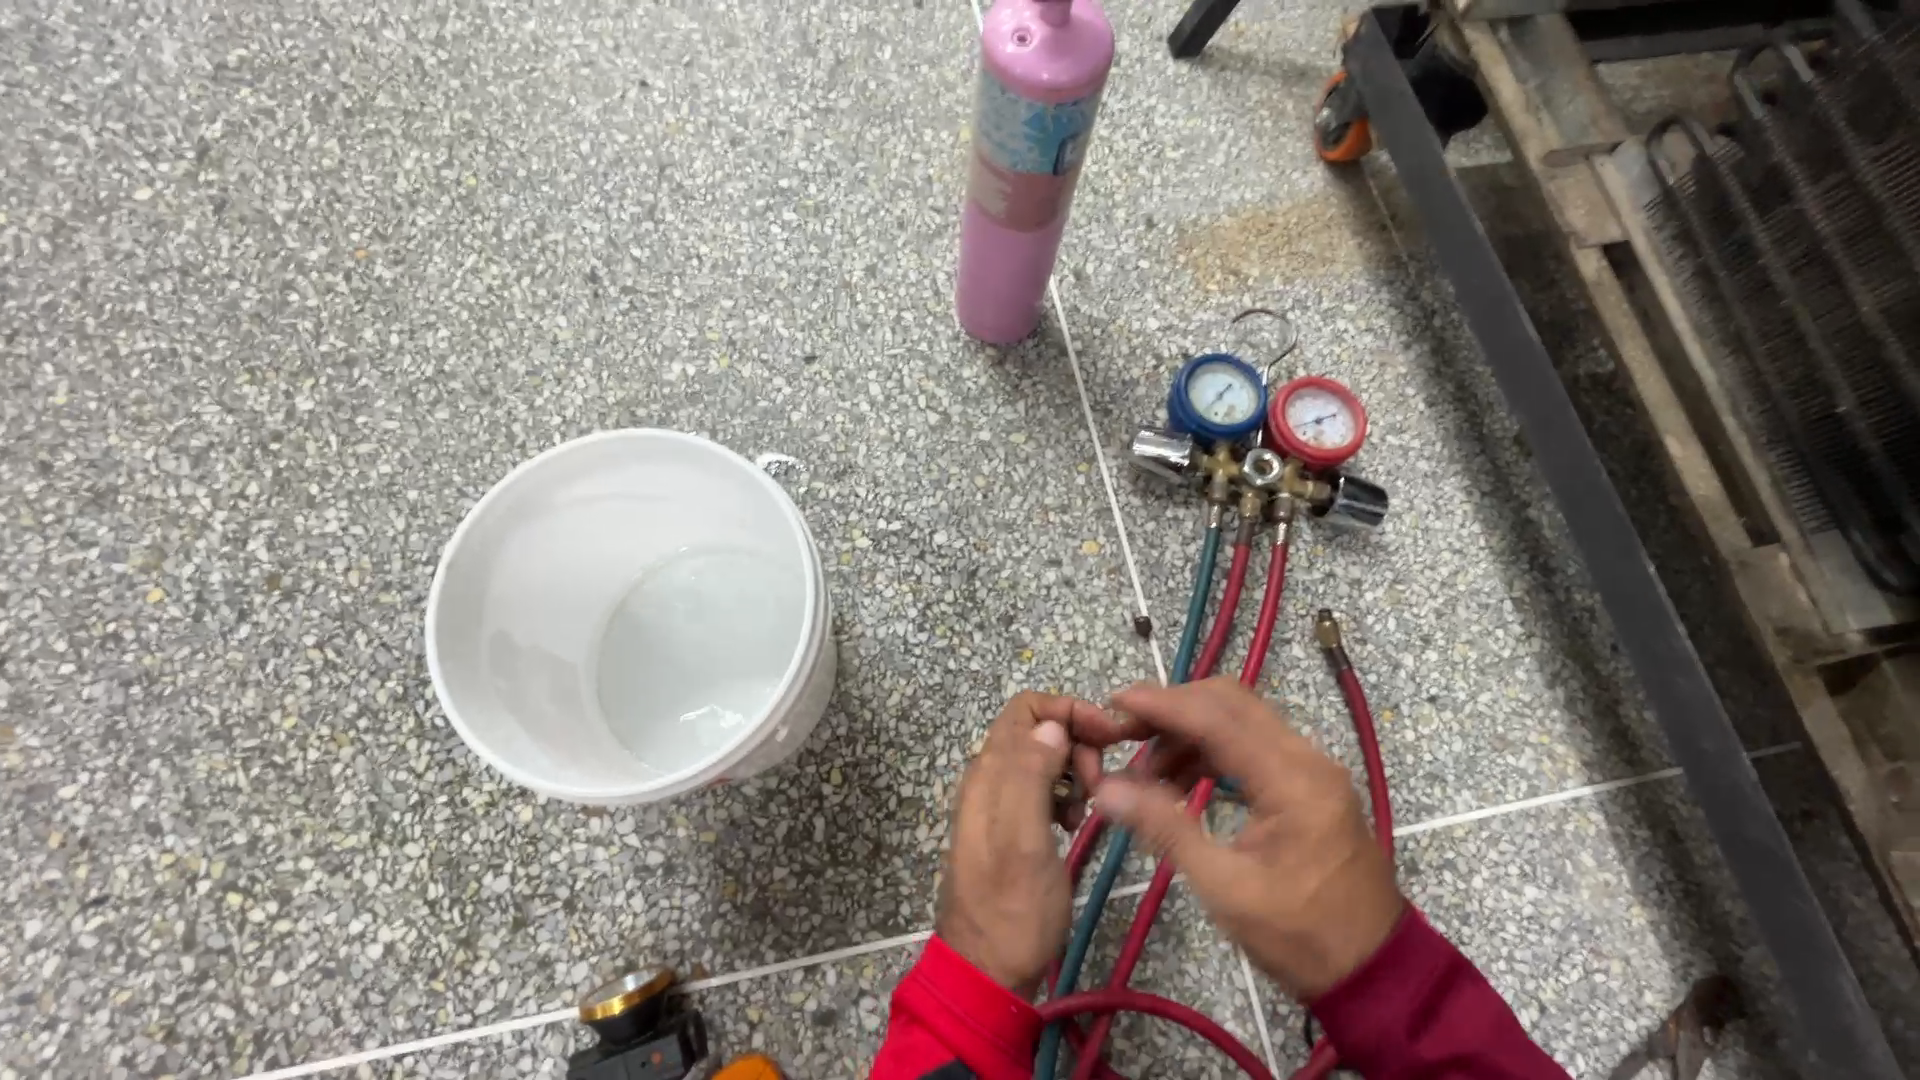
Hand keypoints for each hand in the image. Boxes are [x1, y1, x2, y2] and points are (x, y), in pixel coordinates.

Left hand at [936, 692, 1138, 997]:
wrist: (987, 970)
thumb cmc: (1012, 910)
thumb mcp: (1025, 841)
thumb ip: (1031, 777)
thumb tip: (1050, 724)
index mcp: (988, 773)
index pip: (1026, 709)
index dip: (1069, 711)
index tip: (1111, 736)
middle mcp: (988, 778)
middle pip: (1037, 729)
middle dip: (1076, 744)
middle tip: (1100, 785)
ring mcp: (997, 802)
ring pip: (1043, 759)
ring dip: (1073, 772)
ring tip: (1086, 811)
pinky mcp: (1011, 825)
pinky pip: (1042, 790)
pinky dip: (1065, 796)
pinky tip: (1073, 824)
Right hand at [1091, 677, 1403, 999]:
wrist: (1375, 972)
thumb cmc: (1299, 936)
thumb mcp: (1225, 888)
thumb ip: (1166, 828)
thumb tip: (1105, 789)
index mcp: (1292, 781)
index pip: (1216, 718)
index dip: (1162, 704)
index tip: (1116, 701)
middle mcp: (1306, 758)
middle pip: (1230, 702)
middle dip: (1173, 707)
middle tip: (1126, 732)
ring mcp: (1312, 767)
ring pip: (1241, 717)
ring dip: (1190, 728)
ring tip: (1147, 768)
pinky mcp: (1309, 781)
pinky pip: (1253, 743)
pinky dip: (1212, 748)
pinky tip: (1181, 779)